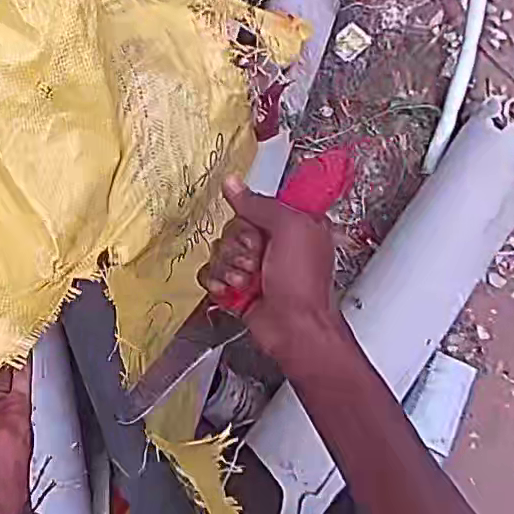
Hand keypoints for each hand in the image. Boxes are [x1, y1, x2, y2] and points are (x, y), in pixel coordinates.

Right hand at [197, 175, 339, 362]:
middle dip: (240, 247)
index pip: (256, 204)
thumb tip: (233, 184)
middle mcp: (271, 243)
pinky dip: (218, 282)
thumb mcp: (290, 229)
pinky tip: (234, 290)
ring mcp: (252, 265)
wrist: (293, 329)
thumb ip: (259, 204)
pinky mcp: (235, 286)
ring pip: (218, 251)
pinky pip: (209, 273)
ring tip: (250, 281)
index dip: (253, 216)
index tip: (259, 227)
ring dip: (231, 268)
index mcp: (292, 224)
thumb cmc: (303, 284)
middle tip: (257, 260)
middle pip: (232, 227)